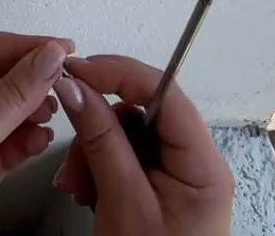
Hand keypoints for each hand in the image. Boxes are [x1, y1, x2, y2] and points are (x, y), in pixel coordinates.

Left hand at [0, 31, 72, 235]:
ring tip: (51, 114)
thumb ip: (11, 94)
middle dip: (29, 78)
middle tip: (62, 81)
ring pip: (6, 109)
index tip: (58, 49)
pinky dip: (29, 139)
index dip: (19, 44)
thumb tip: (48, 56)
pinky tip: (41, 141)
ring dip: (32, 109)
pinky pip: (10, 142)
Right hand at [50, 55, 234, 235]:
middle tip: (72, 159)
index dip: (119, 73)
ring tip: (78, 189)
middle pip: (140, 112)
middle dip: (98, 129)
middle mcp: (195, 161)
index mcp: (202, 163)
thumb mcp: (123, 203)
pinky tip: (88, 195)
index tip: (76, 70)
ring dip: (93, 153)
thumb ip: (99, 138)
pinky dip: (99, 169)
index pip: (163, 91)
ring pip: (126, 133)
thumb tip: (72, 84)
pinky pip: (124, 156)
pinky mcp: (160, 187)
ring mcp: (177, 174)